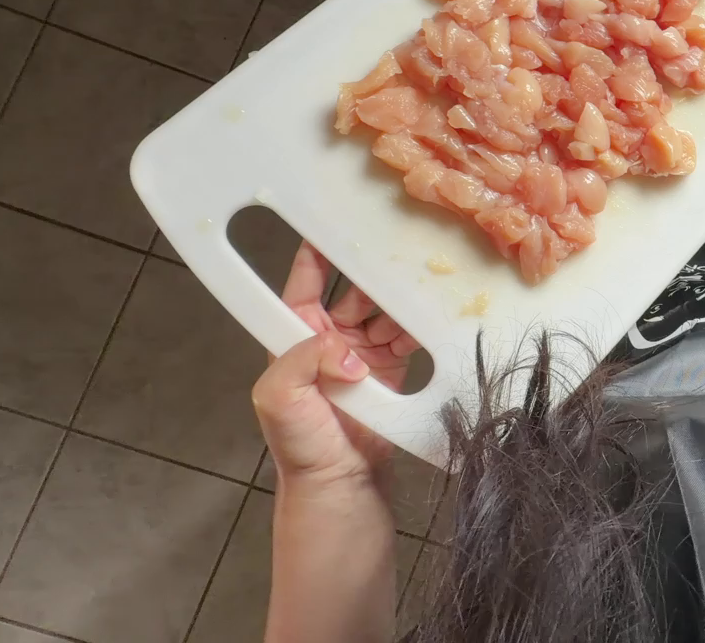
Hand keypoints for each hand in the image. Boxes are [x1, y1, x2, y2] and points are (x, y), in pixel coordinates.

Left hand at [251, 242, 421, 491]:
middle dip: (373, 276)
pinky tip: (426, 319)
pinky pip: (407, 330)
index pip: (305, 282)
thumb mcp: (278, 398)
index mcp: (295, 336)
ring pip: (385, 307)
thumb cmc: (301, 444)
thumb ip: (300, 357)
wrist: (343, 483)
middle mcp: (329, 337)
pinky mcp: (393, 363)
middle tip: (396, 260)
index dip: (315, 253)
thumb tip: (347, 345)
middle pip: (354, 289)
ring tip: (415, 296)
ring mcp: (363, 349)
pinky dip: (417, 323)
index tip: (332, 222)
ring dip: (399, 303)